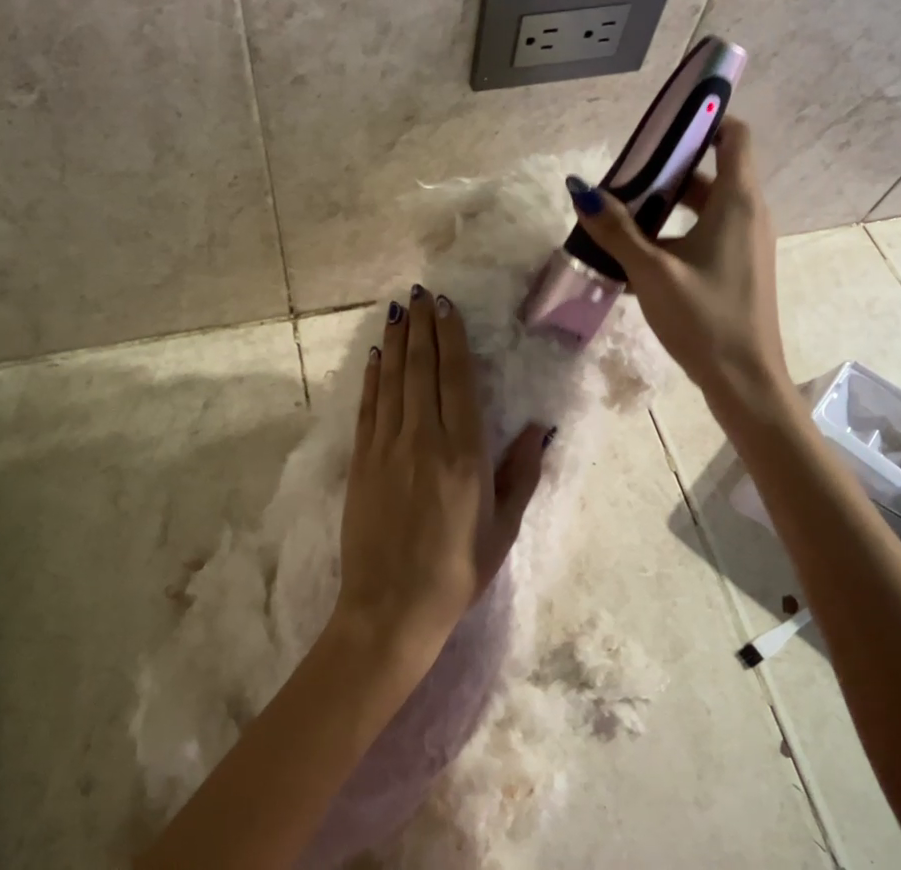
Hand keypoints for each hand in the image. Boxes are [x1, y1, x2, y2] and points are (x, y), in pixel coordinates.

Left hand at [333, 286, 551, 659]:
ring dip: (397, 343)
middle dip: (423, 328)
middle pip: (422, 369)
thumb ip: (521, 472)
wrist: (391, 606)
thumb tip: (539, 427)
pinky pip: (368, 408)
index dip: (452, 338)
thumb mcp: (504, 527)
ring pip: (393, 381)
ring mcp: (387, 448)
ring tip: (399, 311)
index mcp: (465, 452)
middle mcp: (424, 438)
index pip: (457, 379)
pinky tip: (376, 357)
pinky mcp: (361, 462)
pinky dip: (372, 378)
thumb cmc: (458, 571)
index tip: (447, 307)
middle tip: (421, 294)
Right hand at [568, 118, 790, 409]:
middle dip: (669, 168)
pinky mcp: (739, 268)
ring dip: (669, 204)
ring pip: (707, 206)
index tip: (663, 124)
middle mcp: (749, 214)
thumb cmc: (703, 319)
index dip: (705, 119)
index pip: (734, 135)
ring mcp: (747, 243)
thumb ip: (615, 230)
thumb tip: (581, 189)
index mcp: (738, 202)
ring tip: (622, 213)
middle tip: (624, 175)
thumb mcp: (651, 272)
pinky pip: (708, 233)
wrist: (744, 380)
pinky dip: (678, 231)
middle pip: (713, 171)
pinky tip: (640, 254)